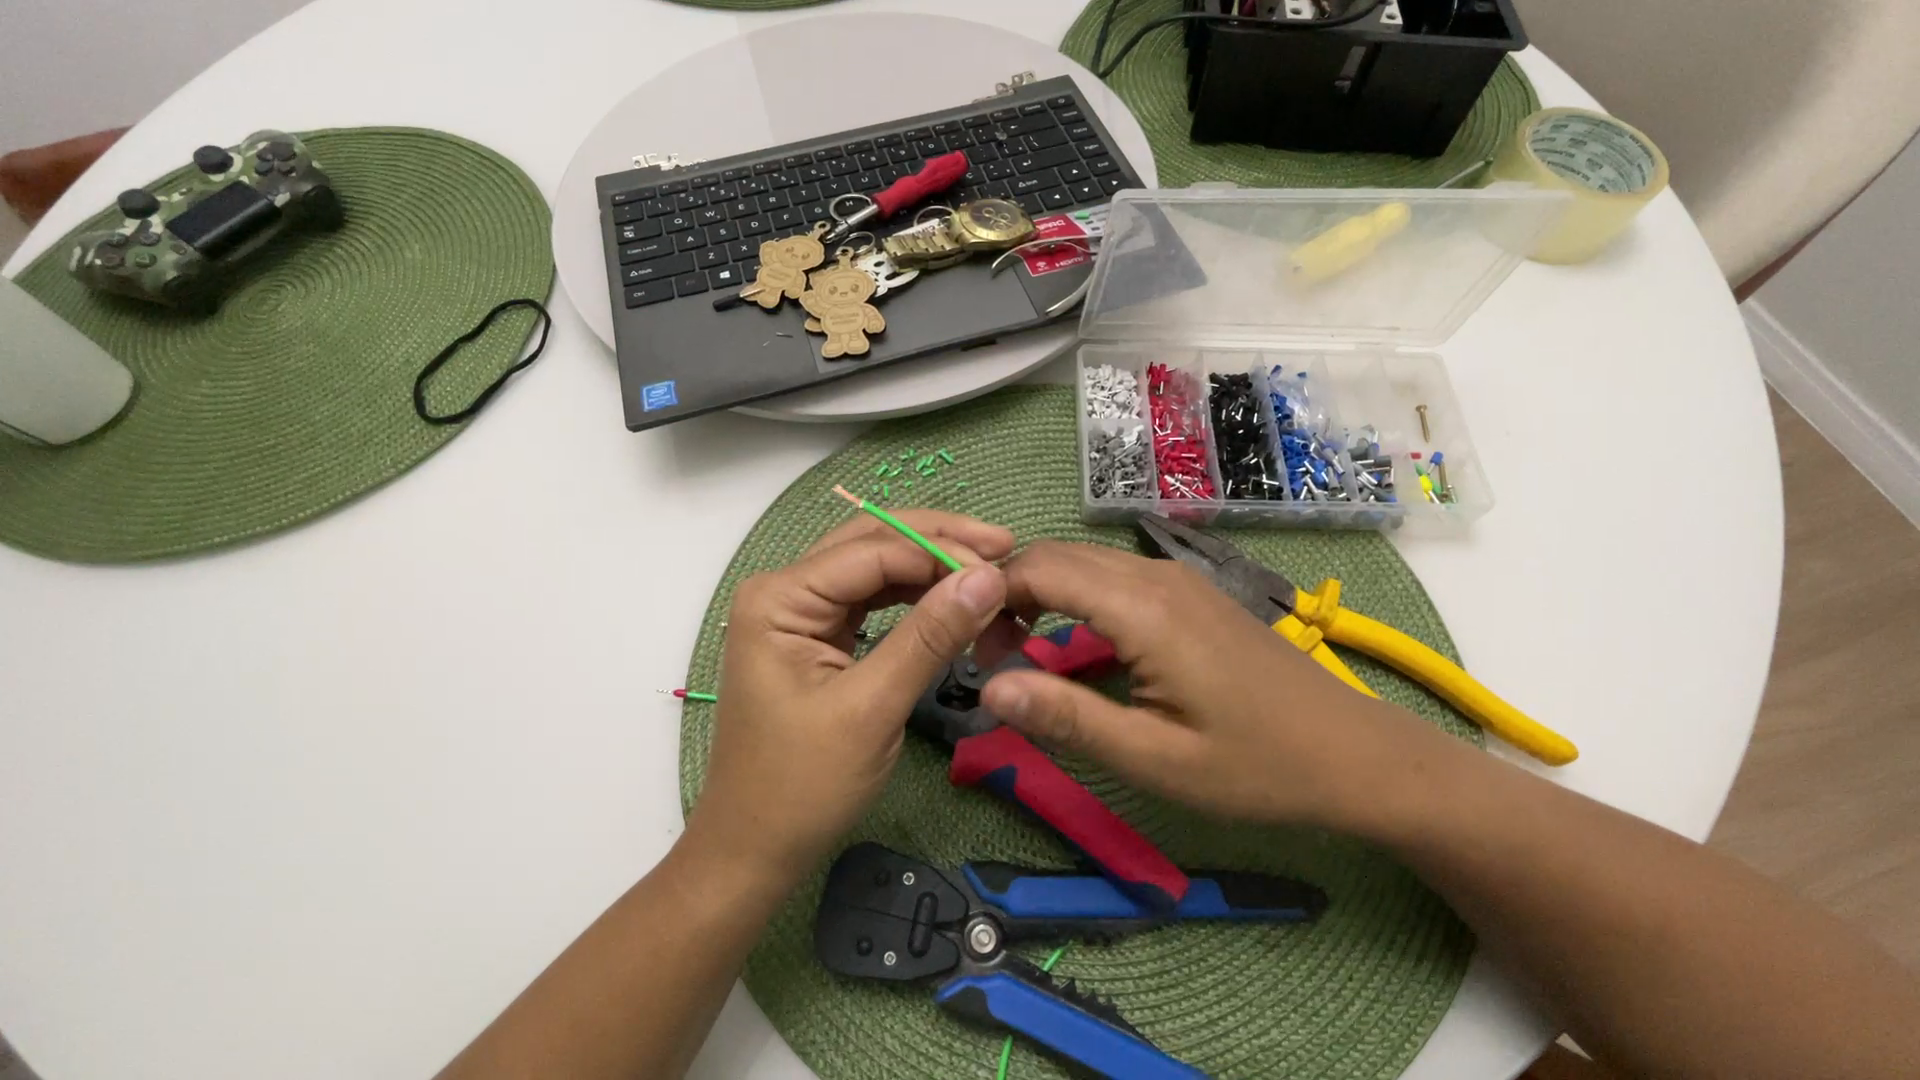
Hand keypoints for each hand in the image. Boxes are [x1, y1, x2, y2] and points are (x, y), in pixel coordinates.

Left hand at [685, 511, 1014, 883]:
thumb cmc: (803, 786)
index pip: (873, 549)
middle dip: (938, 540)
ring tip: (989, 571)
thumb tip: (990, 577)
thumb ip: (930, 637)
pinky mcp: (817, 639)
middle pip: (872, 542)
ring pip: (875, 568)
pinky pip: (872, 602)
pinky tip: (952, 599)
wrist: (755, 850)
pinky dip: (915, 599)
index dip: (941, 551)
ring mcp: (799, 615)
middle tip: (1004, 542)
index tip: (1004, 564)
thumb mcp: (872, 708)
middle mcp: (784, 591)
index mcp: (780, 598)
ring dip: (930, 567)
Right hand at [980, 541, 1451, 831]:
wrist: (1356, 756)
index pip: (1039, 568)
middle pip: (1057, 556)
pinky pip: (1114, 579)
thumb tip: (986, 690)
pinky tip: (1073, 646)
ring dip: (1040, 596)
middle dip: (1007, 594)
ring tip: (1018, 655)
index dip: (988, 595)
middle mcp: (1157, 575)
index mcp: (1143, 607)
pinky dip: (1075, 600)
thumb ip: (1066, 718)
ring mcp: (1179, 580)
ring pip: (1085, 564)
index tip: (965, 647)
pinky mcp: (1191, 595)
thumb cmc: (1256, 766)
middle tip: (986, 658)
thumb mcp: (1153, 759)